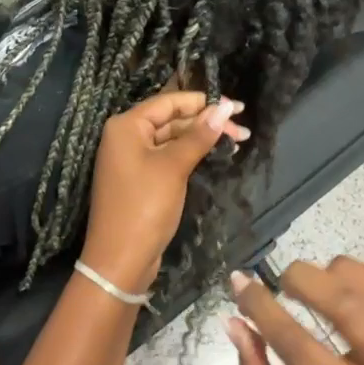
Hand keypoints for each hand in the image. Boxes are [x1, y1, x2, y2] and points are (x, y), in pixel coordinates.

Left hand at [80, 92, 247, 292]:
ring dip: (201, 139)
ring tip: (238, 141)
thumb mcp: (174, 167)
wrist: (119, 262)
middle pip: (171, 120)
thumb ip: (199, 135)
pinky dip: (190, 154)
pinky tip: (214, 154)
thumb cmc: (144, 207)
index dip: (203, 102)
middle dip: (206, 123)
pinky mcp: (140, 179)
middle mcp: (126, 136)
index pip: (169, 102)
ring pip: (172, 139)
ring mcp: (132, 159)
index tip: (236, 107)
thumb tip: (225, 107)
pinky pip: (168, 157)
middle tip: (243, 130)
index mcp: (126, 125)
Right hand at [229, 259, 363, 364]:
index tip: (238, 284)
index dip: (261, 309)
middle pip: (334, 298)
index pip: (298, 346)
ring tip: (321, 299)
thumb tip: (233, 322)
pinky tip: (352, 301)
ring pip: (351, 272)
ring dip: (324, 275)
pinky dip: (351, 276)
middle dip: (296, 278)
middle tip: (282, 286)